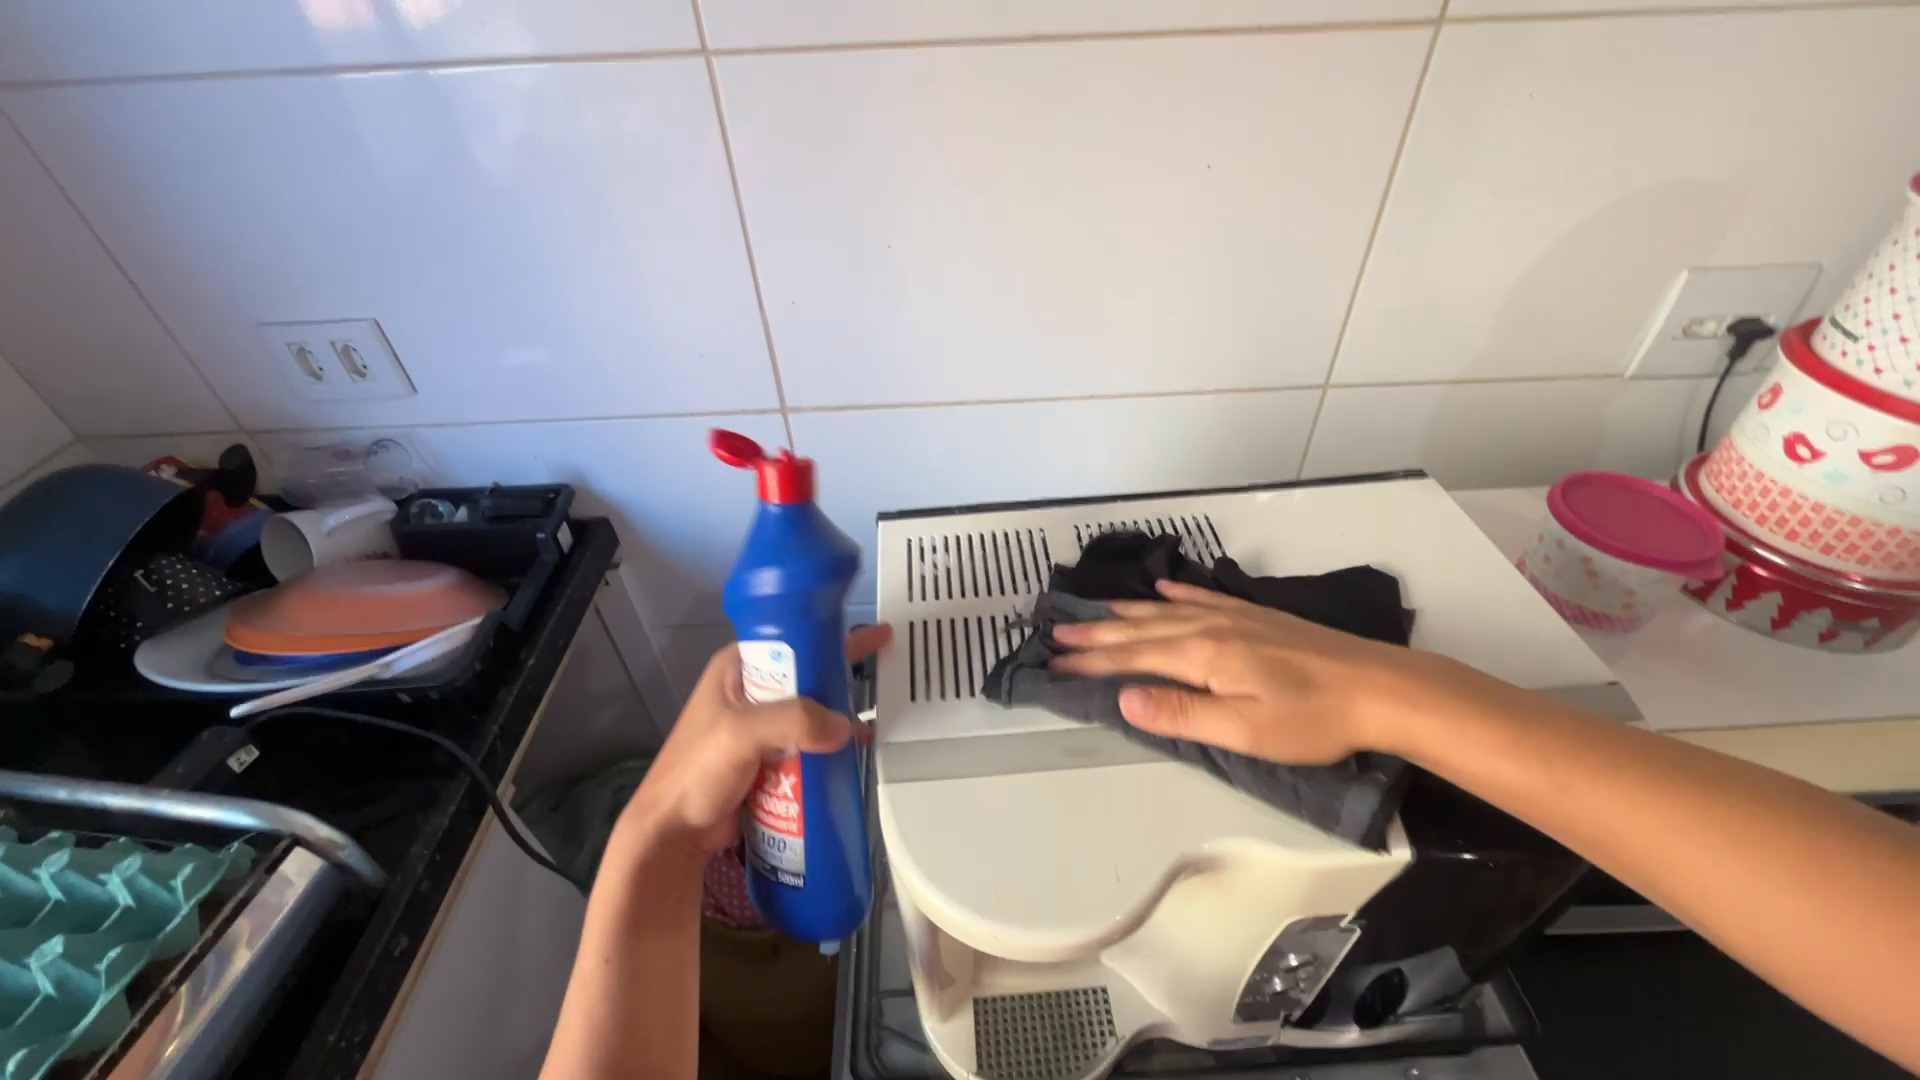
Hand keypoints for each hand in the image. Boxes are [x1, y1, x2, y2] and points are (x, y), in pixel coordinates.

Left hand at [622, 624, 892, 858]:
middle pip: (809, 675)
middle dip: (844, 677)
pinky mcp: (768, 758)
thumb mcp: (741, 734)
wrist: (672, 835)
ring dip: (840, 717)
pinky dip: (831, 746)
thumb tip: (846, 728)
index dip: (832, 636)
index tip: (874, 635)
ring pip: (813, 712)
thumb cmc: (696, 773)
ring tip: (872, 726)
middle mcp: (750, 690)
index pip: (794, 638)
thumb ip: (794, 722)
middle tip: (886, 673)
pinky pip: (809, 743)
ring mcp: (759, 726)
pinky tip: (852, 755)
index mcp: (738, 668)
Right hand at [1049, 581, 1473, 763]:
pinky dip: (1176, 593)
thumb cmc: (1310, 718)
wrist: (1379, 688)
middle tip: (1057, 633)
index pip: (1132, 658)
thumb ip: (1180, 712)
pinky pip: (1202, 597)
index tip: (1055, 661)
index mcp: (1201, 655)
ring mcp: (1233, 617)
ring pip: (1165, 609)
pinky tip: (1163, 588)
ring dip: (1125, 612)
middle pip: (1140, 629)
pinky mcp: (1255, 617)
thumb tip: (1123, 698)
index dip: (1091, 661)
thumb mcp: (1242, 730)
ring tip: (1095, 610)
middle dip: (1096, 633)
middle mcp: (1209, 627)